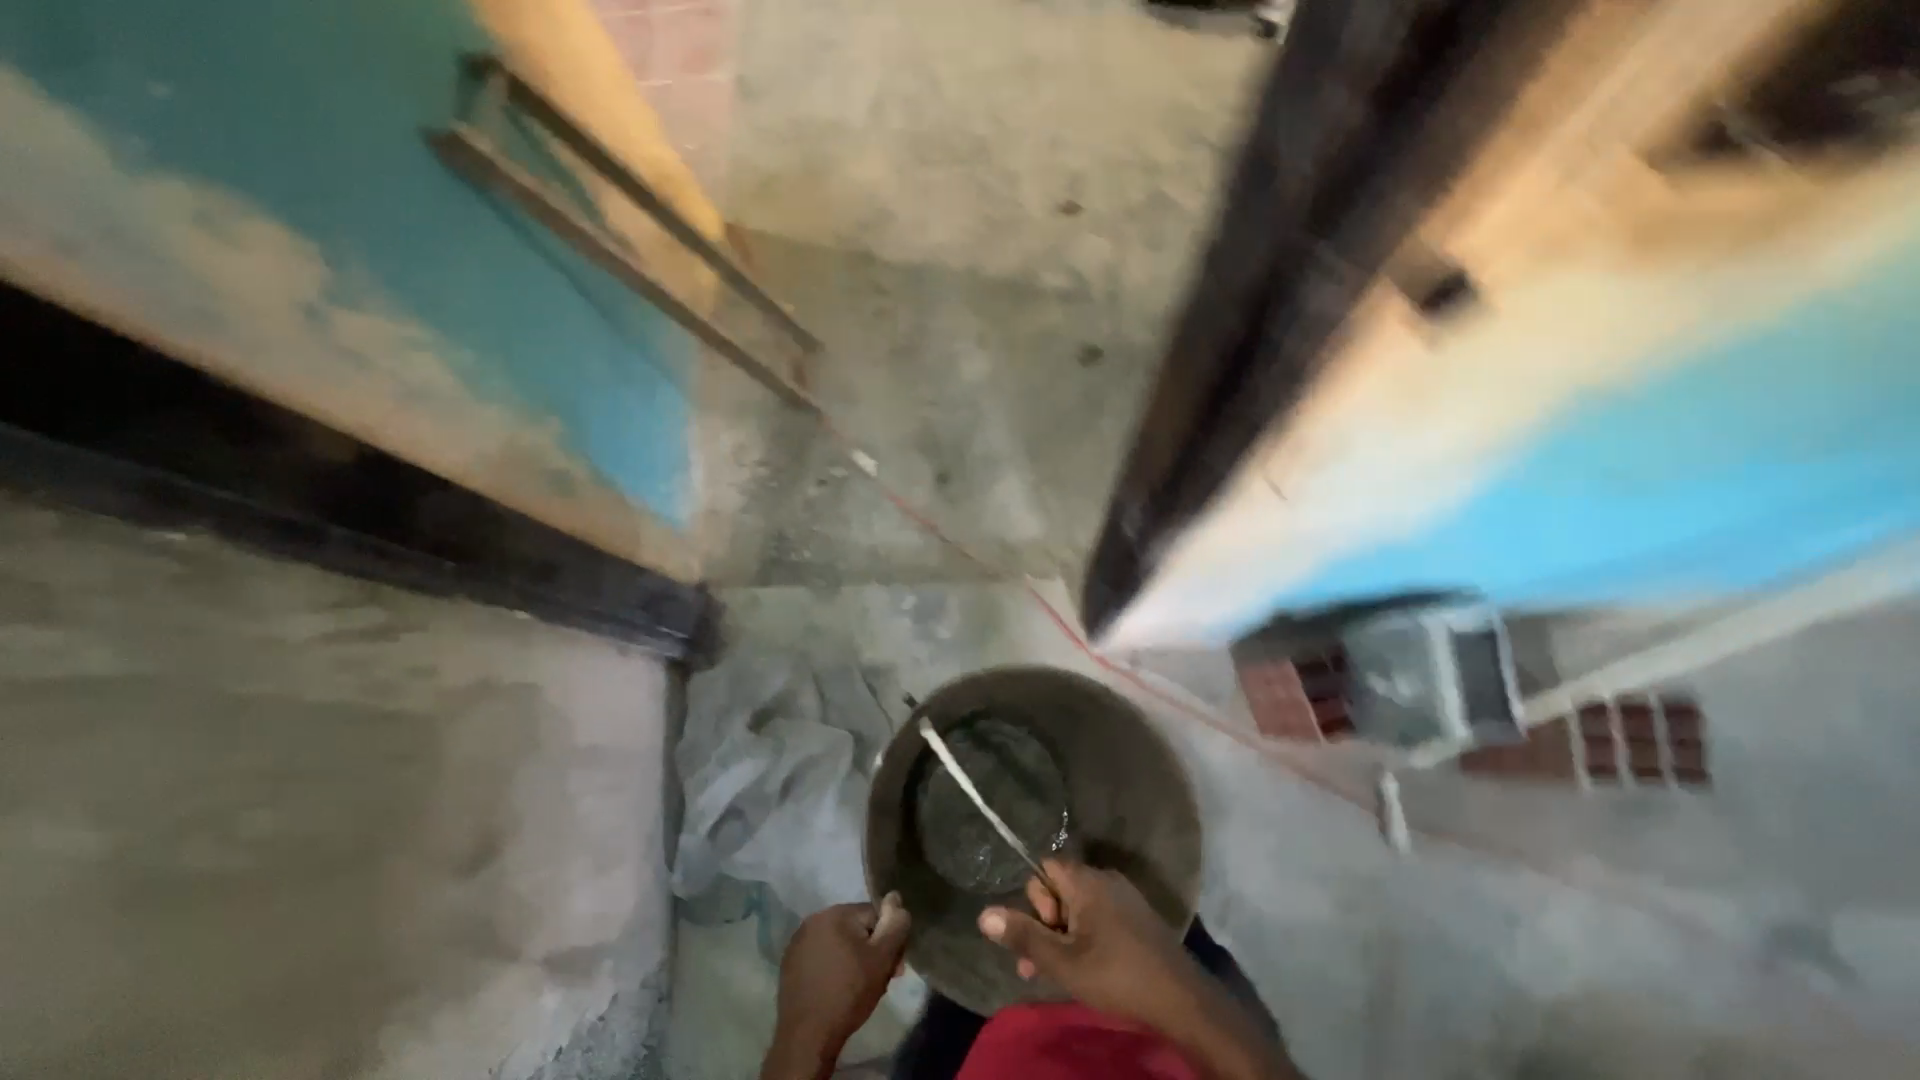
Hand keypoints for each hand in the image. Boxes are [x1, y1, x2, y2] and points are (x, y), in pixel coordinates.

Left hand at [762, 892, 910, 1079]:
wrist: (807, 1035)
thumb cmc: (849, 993)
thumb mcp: (882, 958)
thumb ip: (895, 925)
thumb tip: (894, 896)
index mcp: (835, 913)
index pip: (875, 916)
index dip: (890, 940)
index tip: (895, 968)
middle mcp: (813, 920)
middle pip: (856, 928)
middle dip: (872, 951)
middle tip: (881, 980)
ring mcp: (798, 943)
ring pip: (839, 943)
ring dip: (854, 959)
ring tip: (860, 987)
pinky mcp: (790, 964)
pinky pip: (821, 957)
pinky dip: (834, 968)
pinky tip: (838, 989)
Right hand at [977, 860, 1207, 1031]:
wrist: (1180, 998)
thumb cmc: (1115, 975)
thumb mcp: (1062, 961)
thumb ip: (1023, 936)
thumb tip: (983, 914)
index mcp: (1087, 881)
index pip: (1045, 868)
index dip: (1035, 900)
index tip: (1041, 932)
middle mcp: (1106, 879)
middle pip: (1060, 888)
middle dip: (1045, 923)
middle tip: (1042, 963)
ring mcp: (1125, 898)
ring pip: (1079, 908)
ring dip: (1063, 936)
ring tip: (1058, 974)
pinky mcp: (1137, 918)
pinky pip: (1100, 917)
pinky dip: (1086, 937)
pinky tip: (1086, 969)